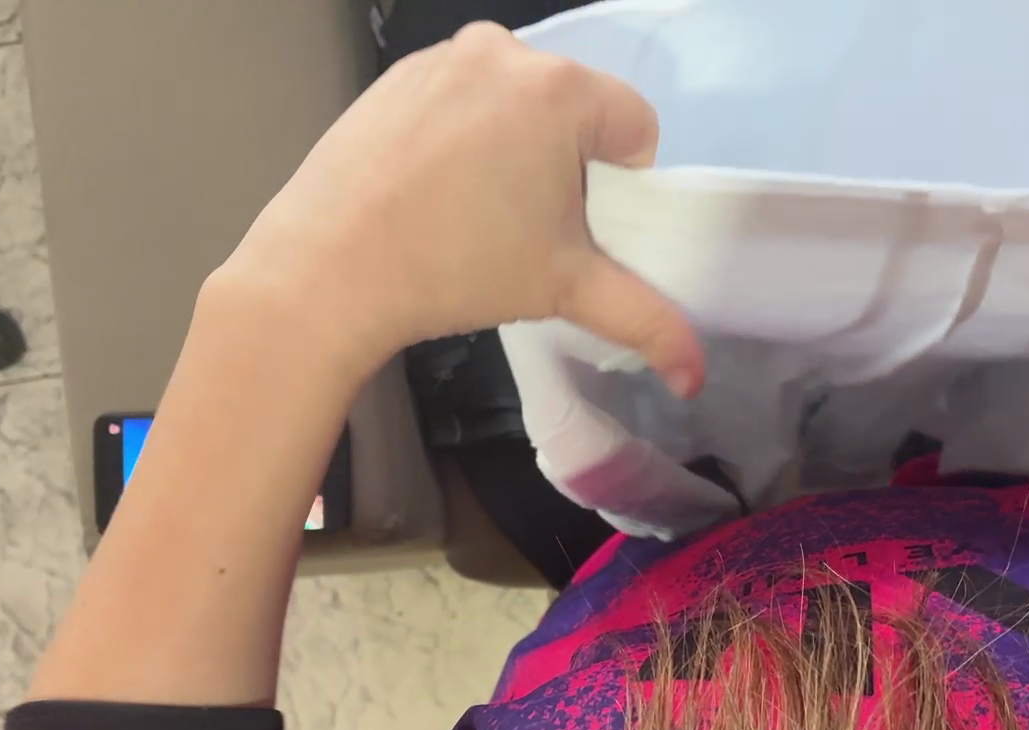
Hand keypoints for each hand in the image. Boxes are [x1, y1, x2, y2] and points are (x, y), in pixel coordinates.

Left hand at [219, 22, 704, 396]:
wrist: (331, 266)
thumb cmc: (462, 269)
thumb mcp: (566, 291)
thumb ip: (644, 324)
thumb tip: (697, 378)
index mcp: (561, 91)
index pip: (636, 126)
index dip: (624, 186)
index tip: (582, 230)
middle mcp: (507, 52)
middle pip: (578, 113)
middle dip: (572, 169)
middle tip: (531, 230)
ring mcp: (445, 56)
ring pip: (521, 106)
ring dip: (522, 153)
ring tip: (481, 215)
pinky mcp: (400, 74)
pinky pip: (467, 102)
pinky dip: (470, 141)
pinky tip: (439, 193)